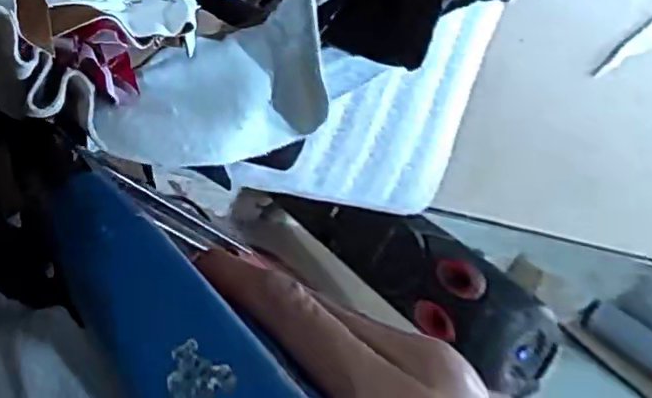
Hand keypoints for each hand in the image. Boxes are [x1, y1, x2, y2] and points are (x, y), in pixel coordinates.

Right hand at [196, 251, 489, 397]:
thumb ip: (293, 387)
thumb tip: (241, 370)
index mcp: (394, 391)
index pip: (297, 309)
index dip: (240, 281)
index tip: (197, 267)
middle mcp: (424, 364)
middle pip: (317, 305)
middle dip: (258, 299)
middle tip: (208, 303)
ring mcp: (447, 371)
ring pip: (345, 323)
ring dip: (294, 323)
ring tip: (249, 333)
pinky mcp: (454, 382)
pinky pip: (373, 346)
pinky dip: (332, 347)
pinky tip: (308, 368)